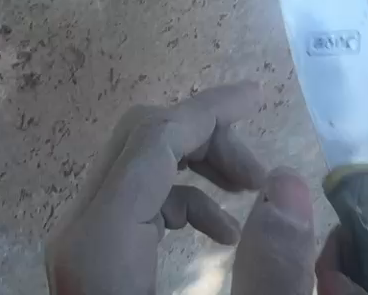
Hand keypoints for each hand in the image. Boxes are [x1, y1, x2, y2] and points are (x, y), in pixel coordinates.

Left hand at [46, 82, 321, 293]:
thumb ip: (269, 272)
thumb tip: (290, 182)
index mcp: (100, 242)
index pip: (152, 136)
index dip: (207, 107)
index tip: (259, 95)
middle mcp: (77, 231)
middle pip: (140, 141)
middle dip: (207, 138)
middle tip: (265, 176)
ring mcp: (78, 246)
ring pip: (135, 165)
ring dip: (195, 165)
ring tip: (251, 197)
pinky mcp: (89, 263)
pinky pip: (131, 199)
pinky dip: (175, 196)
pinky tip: (216, 228)